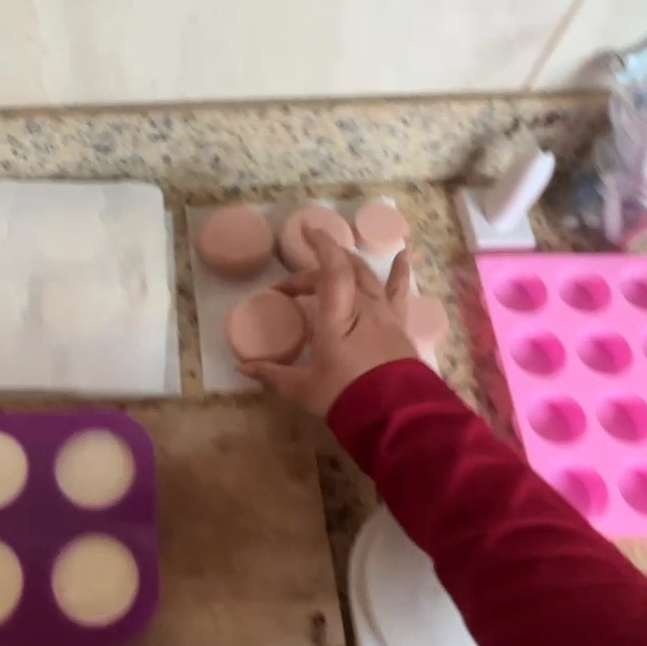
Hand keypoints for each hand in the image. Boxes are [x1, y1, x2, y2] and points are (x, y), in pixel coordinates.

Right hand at [241, 231, 418, 415]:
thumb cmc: (345, 397)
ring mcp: (385, 314)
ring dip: (346, 265)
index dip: (320, 244)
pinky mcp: (399, 325)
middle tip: (292, 289)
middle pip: (340, 272)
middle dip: (312, 273)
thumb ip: (272, 374)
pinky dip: (400, 271)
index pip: (331, 268)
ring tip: (333, 259)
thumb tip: (242, 367)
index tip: (305, 229)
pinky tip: (404, 254)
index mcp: (337, 316)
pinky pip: (399, 292)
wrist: (396, 416)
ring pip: (367, 276)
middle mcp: (363, 306)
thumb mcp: (303, 388)